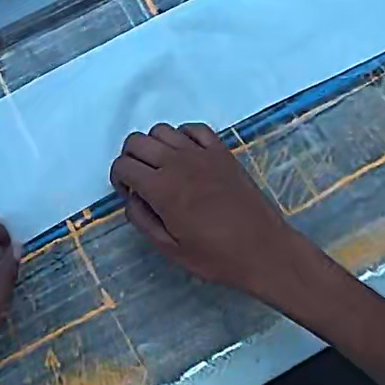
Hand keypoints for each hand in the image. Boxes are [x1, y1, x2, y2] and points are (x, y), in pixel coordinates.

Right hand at [112, 123, 384, 384]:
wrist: (266, 251)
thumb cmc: (217, 256)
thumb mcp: (170, 248)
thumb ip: (142, 219)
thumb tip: (130, 198)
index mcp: (161, 188)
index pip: (123, 165)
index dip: (118, 179)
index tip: (128, 193)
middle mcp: (177, 163)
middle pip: (136, 141)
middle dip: (130, 158)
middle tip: (140, 180)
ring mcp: (201, 153)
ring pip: (161, 130)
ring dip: (154, 146)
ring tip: (163, 167)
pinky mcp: (222, 151)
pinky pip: (193, 128)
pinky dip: (182, 136)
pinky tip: (186, 154)